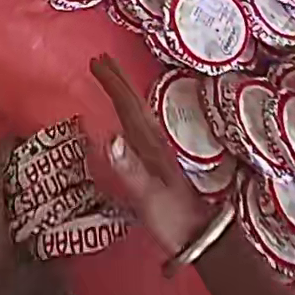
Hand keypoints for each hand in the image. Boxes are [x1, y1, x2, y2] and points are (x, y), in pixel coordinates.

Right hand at [90, 54, 211, 254]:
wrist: (200, 237)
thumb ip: (129, 167)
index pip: (127, 104)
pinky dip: (129, 108)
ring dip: (123, 88)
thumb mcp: (147, 195)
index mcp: (149, 142)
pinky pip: (138, 122)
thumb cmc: (171, 217)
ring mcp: (157, 148)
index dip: (112, 82)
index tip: (94, 62)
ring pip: (137, 108)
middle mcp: (153, 139)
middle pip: (133, 100)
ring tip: (111, 75)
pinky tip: (127, 113)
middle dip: (117, 77)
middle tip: (100, 58)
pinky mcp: (158, 160)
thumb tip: (109, 136)